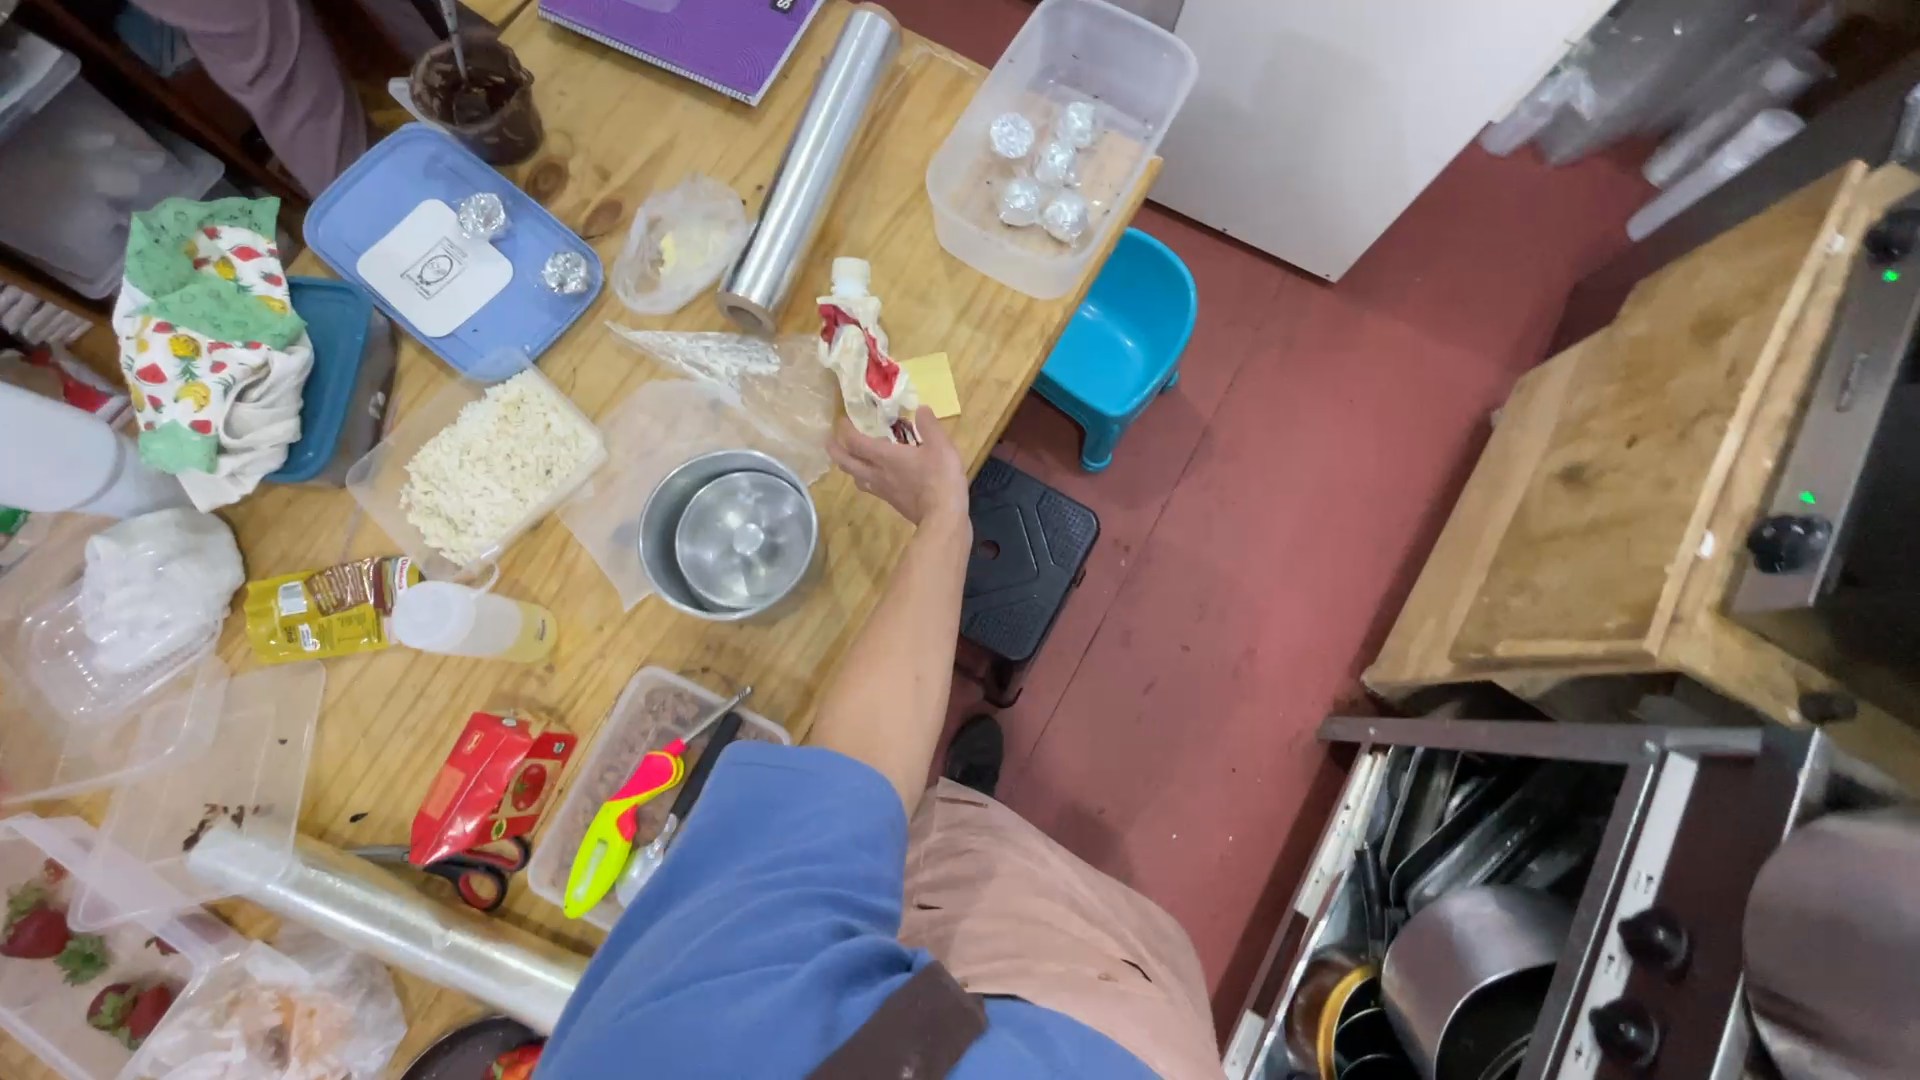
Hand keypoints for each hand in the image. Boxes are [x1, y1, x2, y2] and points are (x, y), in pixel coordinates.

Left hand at [829, 406, 969, 526]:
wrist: (943, 518)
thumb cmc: (940, 479)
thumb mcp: (941, 446)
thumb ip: (929, 426)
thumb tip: (922, 409)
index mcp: (884, 457)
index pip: (855, 442)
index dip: (845, 430)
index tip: (842, 420)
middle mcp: (877, 473)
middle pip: (846, 463)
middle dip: (835, 450)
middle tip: (830, 440)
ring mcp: (882, 490)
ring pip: (856, 478)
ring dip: (848, 466)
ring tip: (851, 459)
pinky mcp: (891, 502)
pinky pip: (870, 487)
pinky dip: (865, 478)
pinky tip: (876, 476)